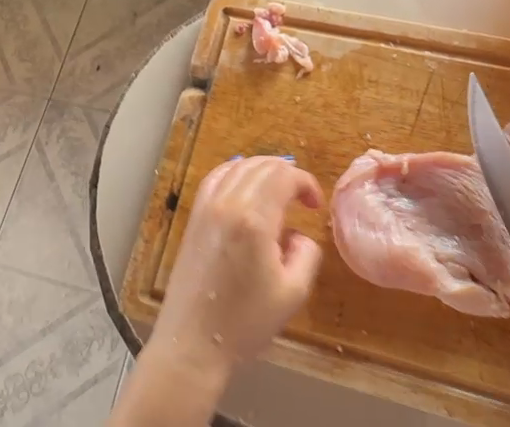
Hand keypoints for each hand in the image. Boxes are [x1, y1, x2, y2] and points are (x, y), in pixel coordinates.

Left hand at [152, 156, 324, 373]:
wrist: (193, 344)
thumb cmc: (245, 323)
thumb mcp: (294, 292)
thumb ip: (307, 253)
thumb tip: (298, 235)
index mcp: (254, 219)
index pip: (285, 176)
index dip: (306, 183)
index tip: (315, 206)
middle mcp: (228, 203)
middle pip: (262, 166)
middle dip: (288, 175)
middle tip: (301, 199)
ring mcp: (206, 208)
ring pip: (239, 166)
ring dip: (263, 171)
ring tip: (278, 191)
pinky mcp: (194, 217)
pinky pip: (215, 178)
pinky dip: (235, 172)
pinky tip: (244, 185)